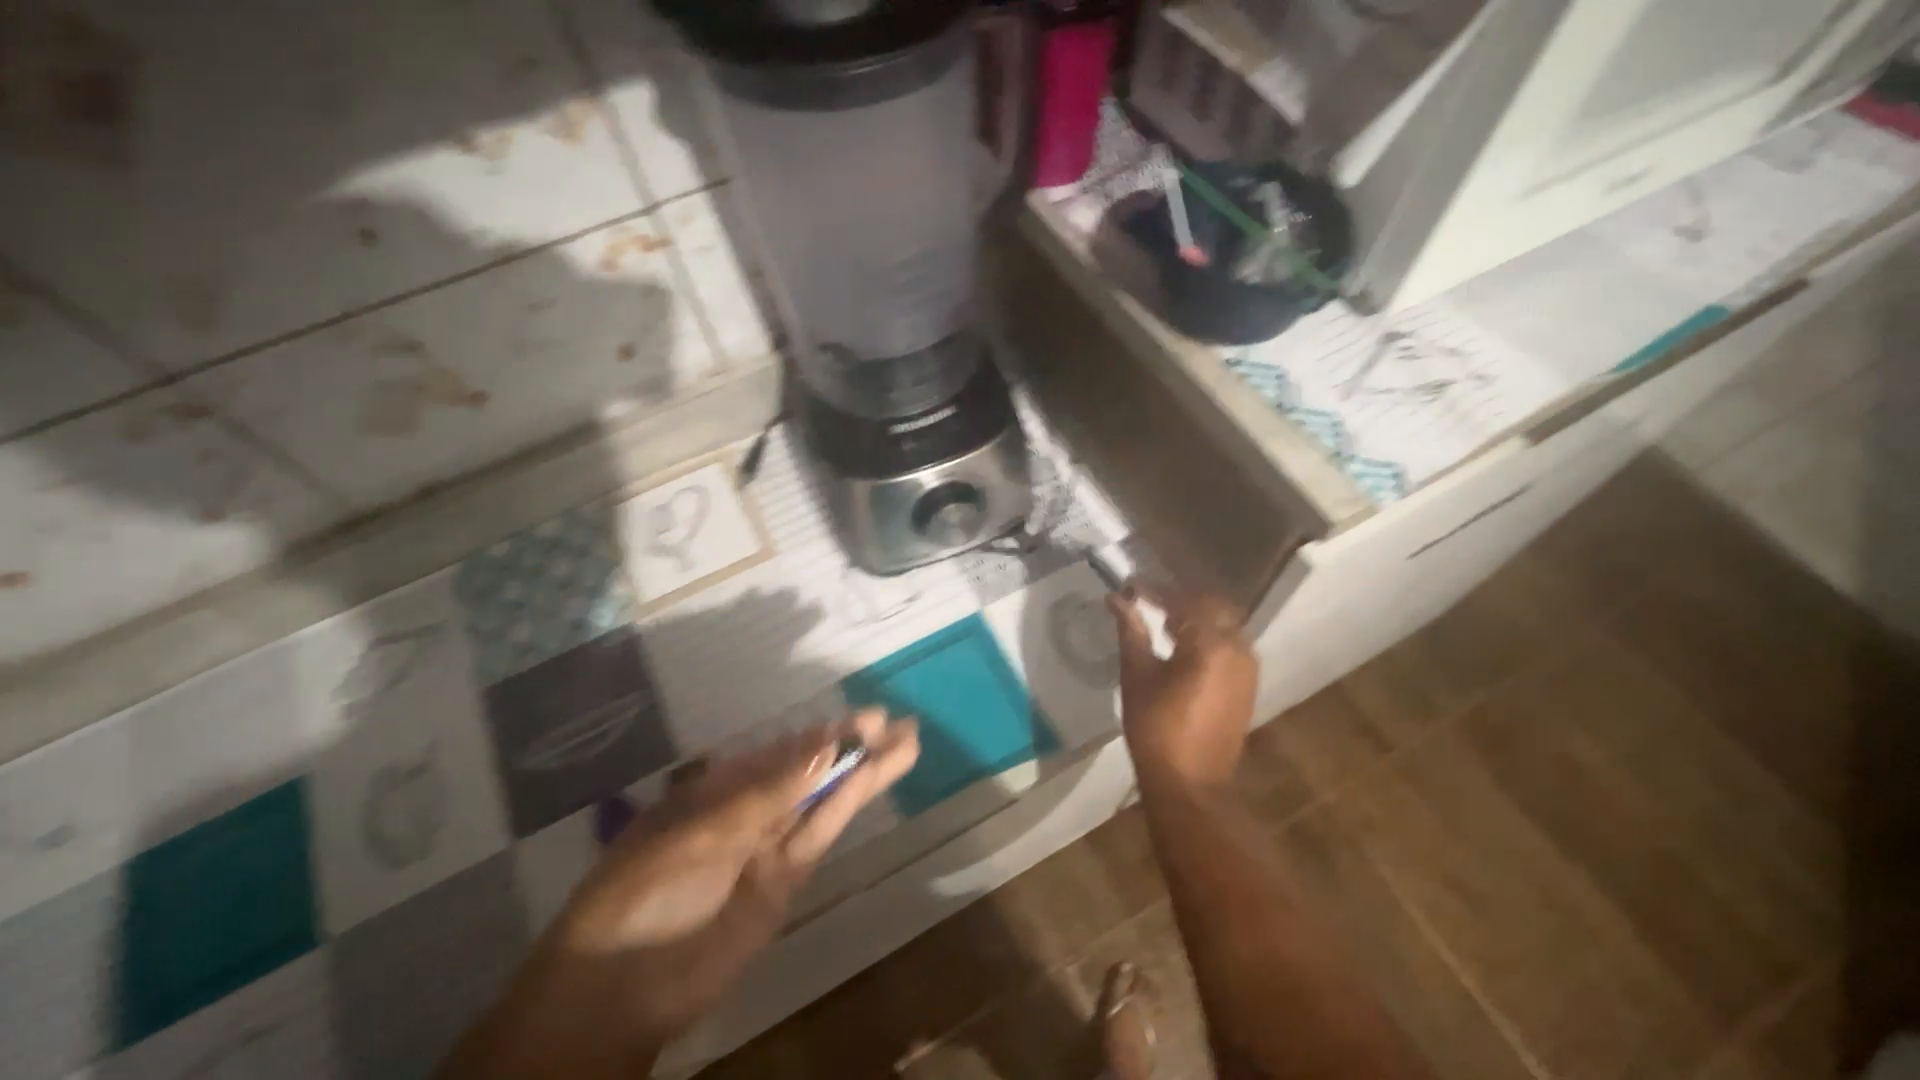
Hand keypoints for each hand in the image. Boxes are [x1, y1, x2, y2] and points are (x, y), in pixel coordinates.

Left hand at [442, 710, 918, 1079]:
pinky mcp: (785, 883)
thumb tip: (823, 748)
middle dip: (850, 747)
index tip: (864, 717)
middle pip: (808, 773)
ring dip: (862, 773)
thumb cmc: (642, 891)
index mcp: (712, 790)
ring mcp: (768, 848)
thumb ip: (766, 793)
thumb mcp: (699, 831)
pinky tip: (874, 781)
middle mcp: (746, 812)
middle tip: (897, 722)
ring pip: (823, 801)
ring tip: (907, 743)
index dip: (820, 734)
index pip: (777, 752)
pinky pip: (819, 836)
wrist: (621, 985)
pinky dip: (847, 807)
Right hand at [1108, 586, 1257, 789]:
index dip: (1155, 590)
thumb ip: (1131, 631)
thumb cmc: (1156, 730)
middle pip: (1212, 605)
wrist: (1191, 784)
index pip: (1184, 600)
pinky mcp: (1248, 684)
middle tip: (1149, 602)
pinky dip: (1209, 636)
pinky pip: (1231, 645)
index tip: (1130, 588)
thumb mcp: (1137, 677)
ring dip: (1197, 617)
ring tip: (1164, 623)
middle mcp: (1238, 649)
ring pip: (1225, 624)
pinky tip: (1184, 647)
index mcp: (1211, 645)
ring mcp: (1248, 667)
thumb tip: (1117, 599)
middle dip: (1181, 599)